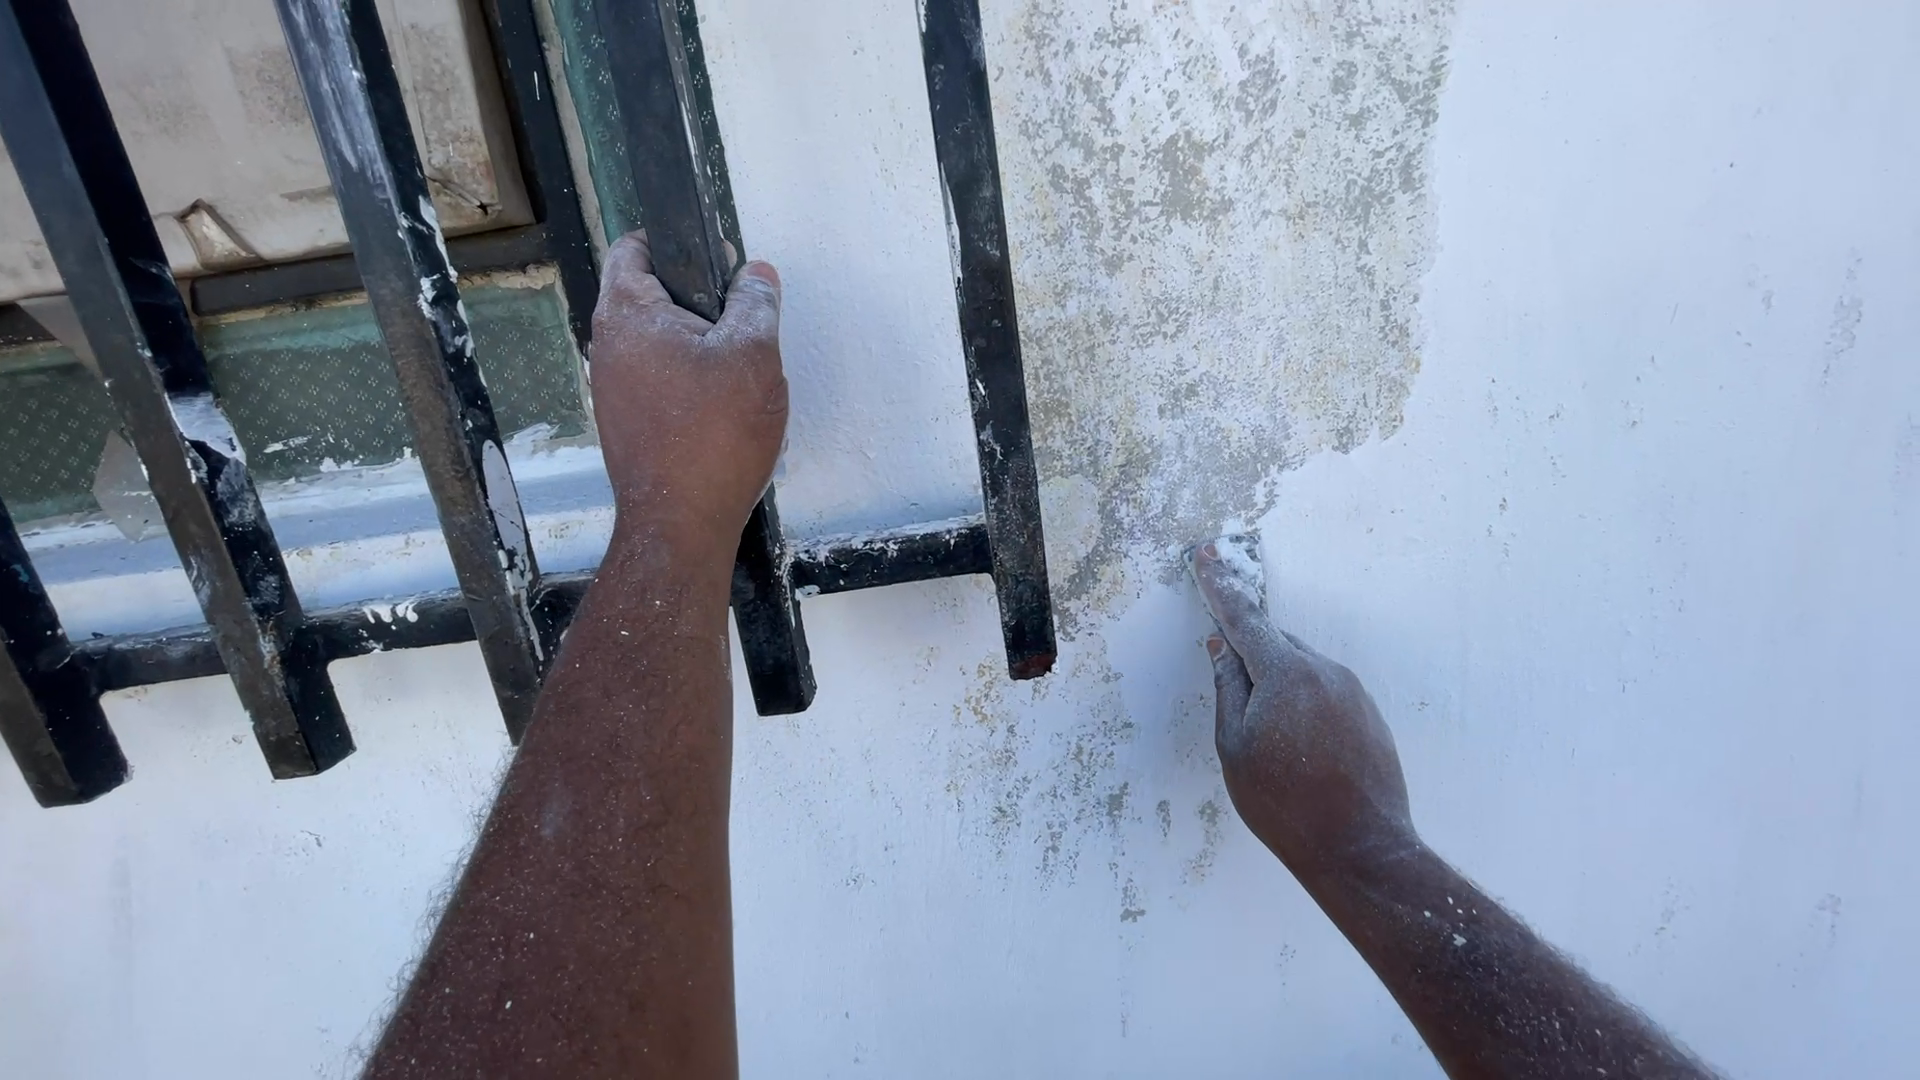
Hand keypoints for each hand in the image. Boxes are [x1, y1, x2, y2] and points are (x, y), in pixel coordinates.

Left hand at [589, 230, 788, 545]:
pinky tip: (725, 414)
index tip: (718, 262)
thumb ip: (756, 304)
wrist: (682, 522)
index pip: (635, 248)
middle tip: (745, 328)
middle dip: (701, 306)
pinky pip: (662, 385)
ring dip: (702, 352)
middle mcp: (608, 346)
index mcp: (628, 314)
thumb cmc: (716, 435)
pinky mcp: (627, 423)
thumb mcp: (753, 356)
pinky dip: (693, 386)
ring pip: (662, 346)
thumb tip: (756, 273)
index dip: (677, 243)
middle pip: (653, 299)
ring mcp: (613, 388)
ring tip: (741, 378)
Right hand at [1192, 541, 1416, 881]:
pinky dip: (1300, 702)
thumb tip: (1222, 647)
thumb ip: (1228, 687)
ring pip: (1299, 668)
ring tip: (1270, 741)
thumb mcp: (1234, 744)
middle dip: (1249, 656)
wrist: (1361, 850)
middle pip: (1274, 643)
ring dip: (1276, 684)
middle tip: (1235, 703)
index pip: (1244, 618)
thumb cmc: (1284, 801)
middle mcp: (1325, 671)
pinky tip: (1298, 748)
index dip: (1220, 585)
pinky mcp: (1369, 714)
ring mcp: (1353, 692)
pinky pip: (1322, 690)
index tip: (1206, 555)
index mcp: (1287, 673)